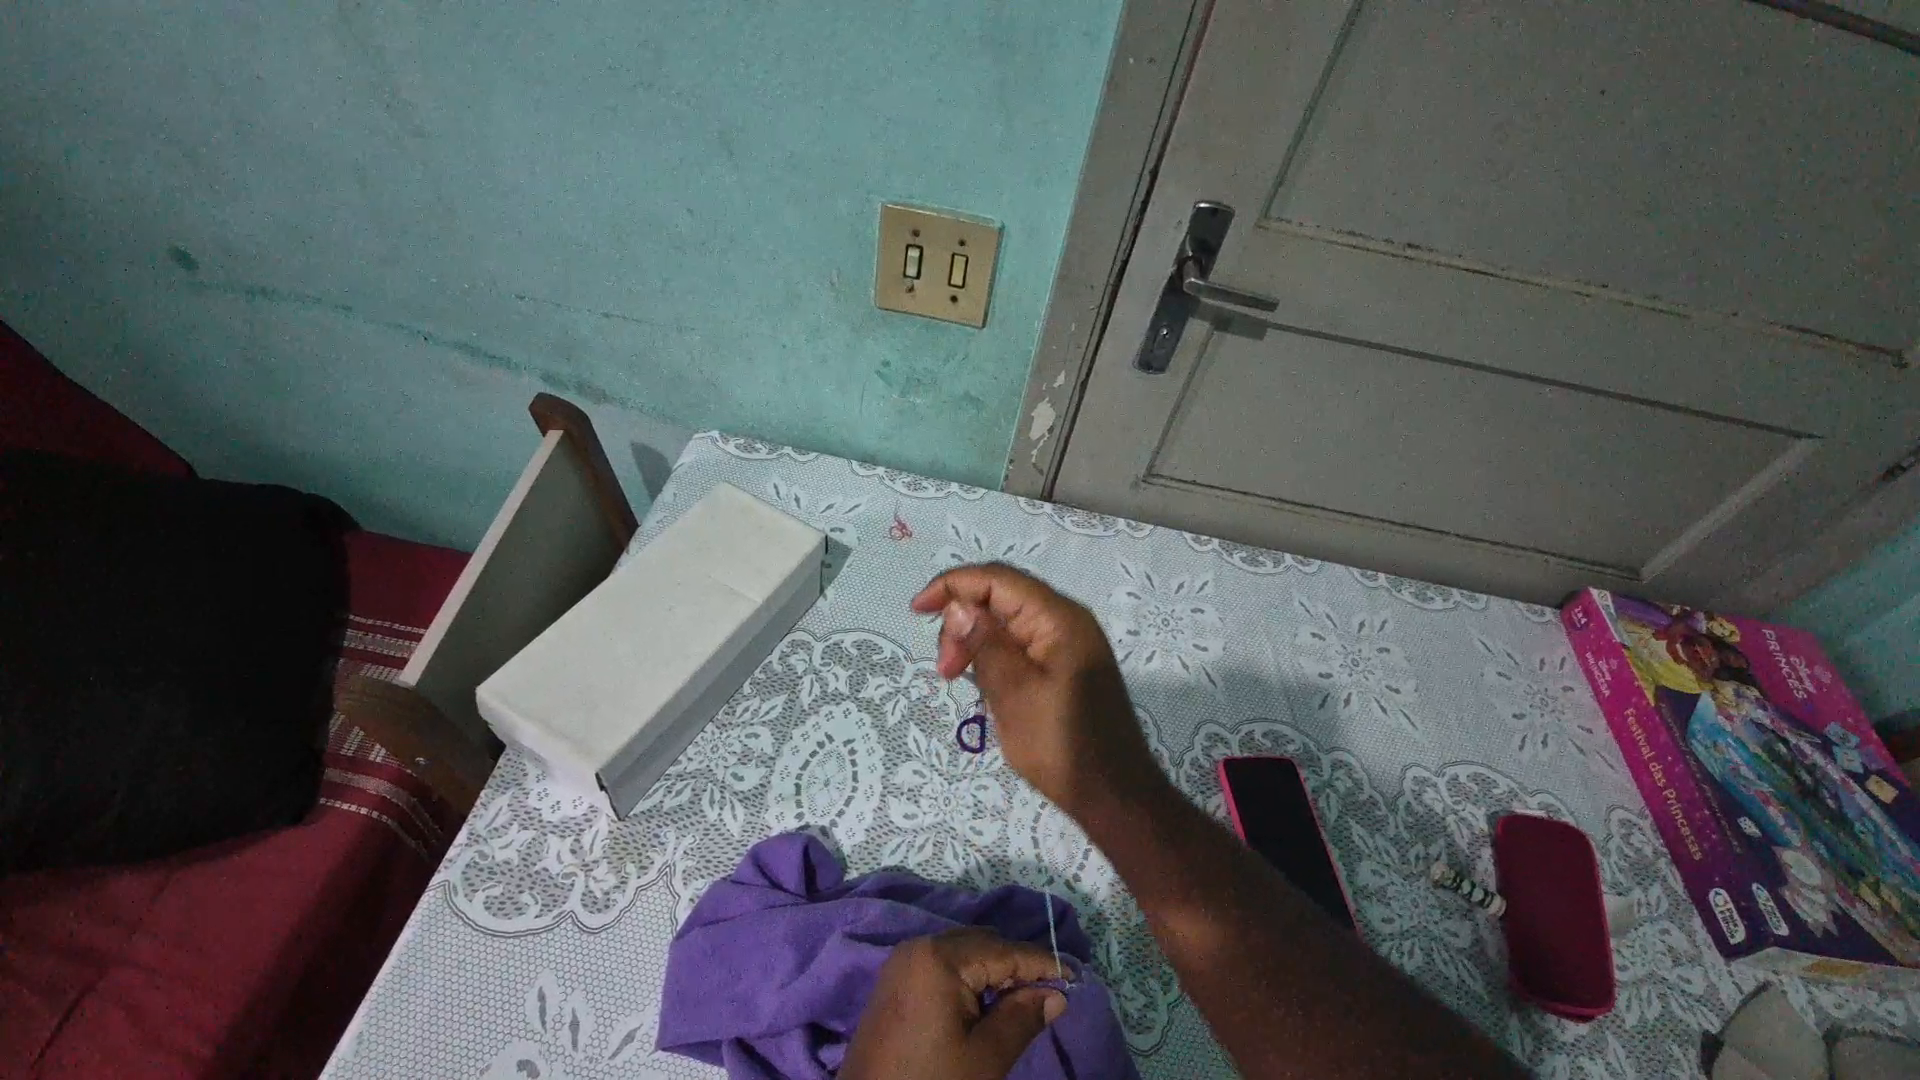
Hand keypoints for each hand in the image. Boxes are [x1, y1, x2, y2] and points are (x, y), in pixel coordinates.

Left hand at [840, 928, 1067, 1079]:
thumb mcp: (984, 1058)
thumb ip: (1022, 1018)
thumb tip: (1057, 995)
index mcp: (940, 957)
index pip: (1004, 951)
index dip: (1042, 964)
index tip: (1074, 976)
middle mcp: (919, 946)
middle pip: (983, 944)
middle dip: (1017, 966)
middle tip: (1050, 993)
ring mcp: (903, 962)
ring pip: (963, 952)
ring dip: (993, 972)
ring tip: (1023, 1000)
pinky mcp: (895, 982)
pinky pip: (942, 965)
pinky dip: (969, 978)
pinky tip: (986, 1003)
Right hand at [910, 563, 1165, 819]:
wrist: (1113, 795)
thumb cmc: (1061, 745)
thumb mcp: (1013, 693)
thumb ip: (984, 643)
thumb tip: (957, 605)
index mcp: (1058, 618)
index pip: (997, 579)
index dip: (952, 586)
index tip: (916, 611)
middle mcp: (1066, 620)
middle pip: (1001, 596)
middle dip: (962, 620)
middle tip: (945, 669)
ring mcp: (1068, 644)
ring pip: (1007, 621)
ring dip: (975, 640)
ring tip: (957, 678)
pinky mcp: (1066, 666)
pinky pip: (1021, 643)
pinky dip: (993, 654)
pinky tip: (982, 681)